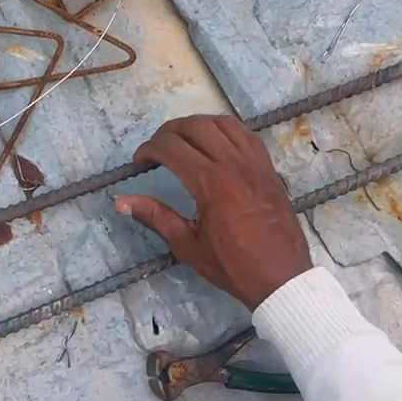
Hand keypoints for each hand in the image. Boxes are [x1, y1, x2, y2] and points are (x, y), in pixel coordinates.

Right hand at [114, 115, 310, 308]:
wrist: (281, 277)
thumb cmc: (231, 265)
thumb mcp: (187, 244)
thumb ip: (155, 216)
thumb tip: (120, 201)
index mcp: (210, 183)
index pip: (171, 148)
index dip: (149, 149)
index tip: (139, 162)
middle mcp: (233, 164)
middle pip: (194, 127)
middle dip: (168, 132)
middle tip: (156, 149)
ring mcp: (255, 163)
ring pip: (222, 123)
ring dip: (196, 125)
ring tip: (182, 140)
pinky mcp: (268, 167)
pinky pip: (245, 134)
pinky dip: (224, 130)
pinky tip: (214, 143)